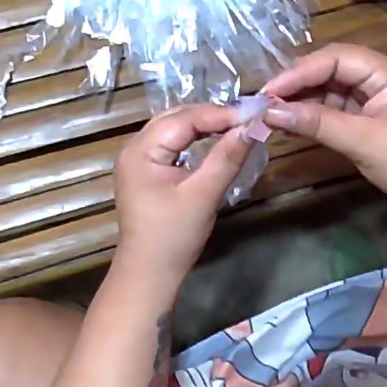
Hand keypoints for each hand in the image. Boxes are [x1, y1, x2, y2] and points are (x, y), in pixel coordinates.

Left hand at [112, 104, 253, 291]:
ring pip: (174, 129)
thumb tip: (252, 127)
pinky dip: (193, 139)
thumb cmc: (174, 236)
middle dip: (212, 116)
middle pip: (176, 118)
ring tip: (235, 126)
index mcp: (141, 151)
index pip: (184, 118)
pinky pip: (171, 144)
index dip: (220, 114)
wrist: (150, 272)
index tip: (252, 115)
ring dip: (203, 126)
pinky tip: (214, 141)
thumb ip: (226, 158)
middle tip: (246, 119)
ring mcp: (137, 160)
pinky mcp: (144, 172)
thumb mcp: (204, 195)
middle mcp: (133, 148)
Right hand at [260, 43, 386, 210]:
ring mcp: (378, 97)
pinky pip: (338, 108)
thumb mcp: (362, 142)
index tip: (267, 92)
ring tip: (271, 113)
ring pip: (332, 88)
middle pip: (331, 69)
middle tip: (264, 102)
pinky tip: (292, 123)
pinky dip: (315, 115)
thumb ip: (317, 123)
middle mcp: (382, 77)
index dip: (298, 72)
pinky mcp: (373, 117)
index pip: (335, 58)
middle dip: (297, 84)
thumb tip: (270, 111)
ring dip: (303, 100)